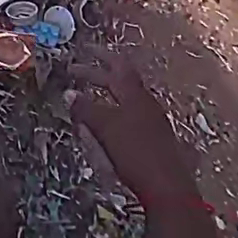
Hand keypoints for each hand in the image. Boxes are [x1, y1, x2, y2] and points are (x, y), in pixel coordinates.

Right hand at [71, 58, 202, 212]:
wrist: (168, 188)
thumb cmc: (135, 153)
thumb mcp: (105, 128)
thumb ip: (86, 109)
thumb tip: (69, 93)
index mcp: (135, 96)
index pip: (118, 66)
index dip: (101, 55)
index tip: (84, 48)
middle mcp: (145, 104)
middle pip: (120, 81)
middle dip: (97, 74)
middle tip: (75, 71)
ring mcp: (152, 121)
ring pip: (124, 98)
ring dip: (104, 93)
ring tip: (86, 95)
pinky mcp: (153, 139)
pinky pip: (128, 115)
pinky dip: (111, 110)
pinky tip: (104, 123)